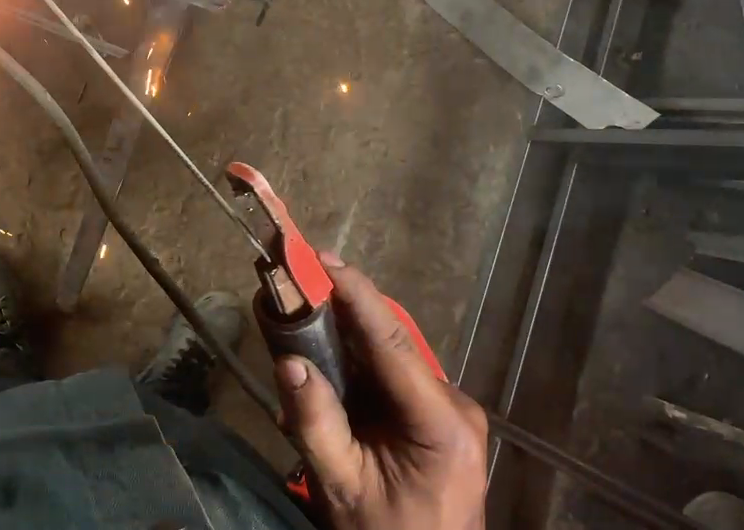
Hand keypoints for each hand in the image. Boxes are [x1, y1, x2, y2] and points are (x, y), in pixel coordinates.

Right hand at [275, 253, 488, 529]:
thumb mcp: (341, 486)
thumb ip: (314, 423)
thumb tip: (288, 361)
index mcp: (441, 424)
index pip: (391, 341)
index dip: (356, 294)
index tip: (322, 257)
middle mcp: (455, 406)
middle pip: (389, 341)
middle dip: (339, 310)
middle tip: (292, 286)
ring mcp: (451, 410)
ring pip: (388, 353)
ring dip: (343, 335)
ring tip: (298, 319)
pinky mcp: (439, 417)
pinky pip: (390, 372)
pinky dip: (355, 359)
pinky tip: (325, 359)